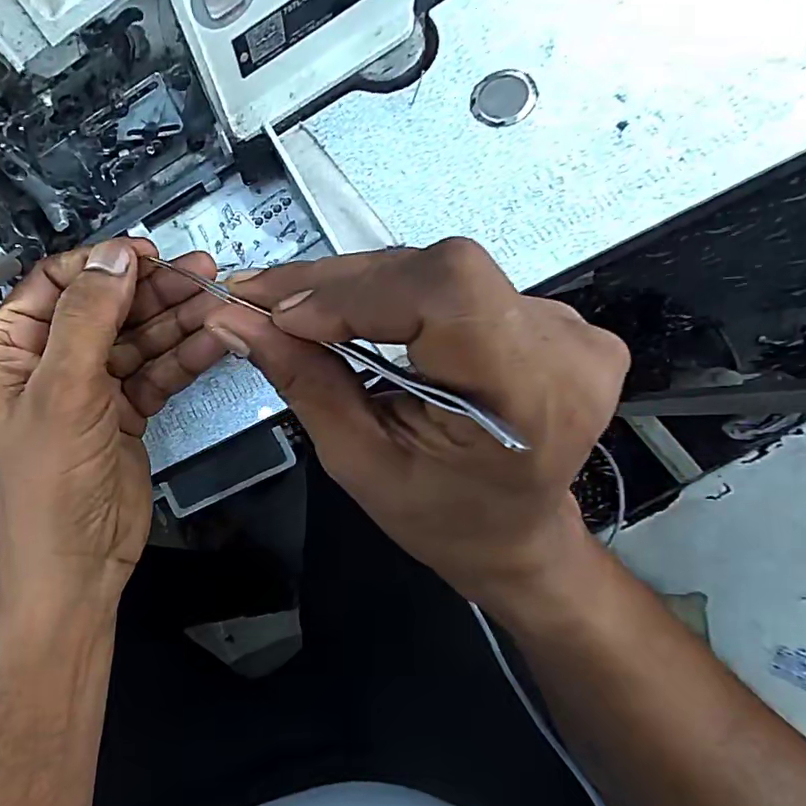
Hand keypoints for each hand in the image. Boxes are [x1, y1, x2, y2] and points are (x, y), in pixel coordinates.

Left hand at [0, 238, 222, 608]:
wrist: (78, 562)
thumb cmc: (49, 484)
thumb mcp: (64, 392)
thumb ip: (90, 319)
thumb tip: (116, 258)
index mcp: (12, 349)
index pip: (58, 284)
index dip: (104, 265)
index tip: (150, 255)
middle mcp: (51, 362)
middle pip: (108, 308)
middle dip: (154, 292)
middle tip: (201, 275)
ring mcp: (93, 388)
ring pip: (140, 339)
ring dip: (178, 322)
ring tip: (218, 303)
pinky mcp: (127, 412)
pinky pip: (158, 373)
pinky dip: (185, 359)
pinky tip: (214, 343)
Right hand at [117, 238, 629, 606]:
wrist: (517, 534)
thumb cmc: (445, 521)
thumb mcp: (364, 465)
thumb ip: (307, 384)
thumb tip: (236, 319)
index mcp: (528, 399)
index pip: (445, 294)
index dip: (355, 291)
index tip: (280, 313)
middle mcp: (564, 349)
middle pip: (442, 271)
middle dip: (343, 283)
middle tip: (266, 298)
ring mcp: (570, 328)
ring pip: (447, 271)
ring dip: (367, 286)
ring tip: (305, 310)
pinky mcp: (556, 319)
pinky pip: (463, 286)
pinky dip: (403, 295)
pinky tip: (364, 316)